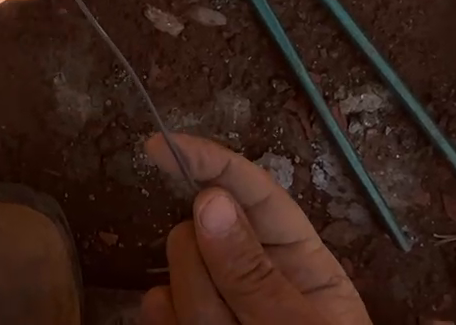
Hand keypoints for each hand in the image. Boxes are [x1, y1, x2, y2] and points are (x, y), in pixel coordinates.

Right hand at [142, 133, 371, 324]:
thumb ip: (258, 277)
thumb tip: (208, 200)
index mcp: (300, 259)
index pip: (250, 188)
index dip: (205, 157)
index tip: (156, 148)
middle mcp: (255, 270)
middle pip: (200, 230)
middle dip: (206, 274)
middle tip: (233, 322)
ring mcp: (220, 301)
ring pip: (178, 272)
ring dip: (197, 311)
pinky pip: (159, 309)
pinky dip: (169, 324)